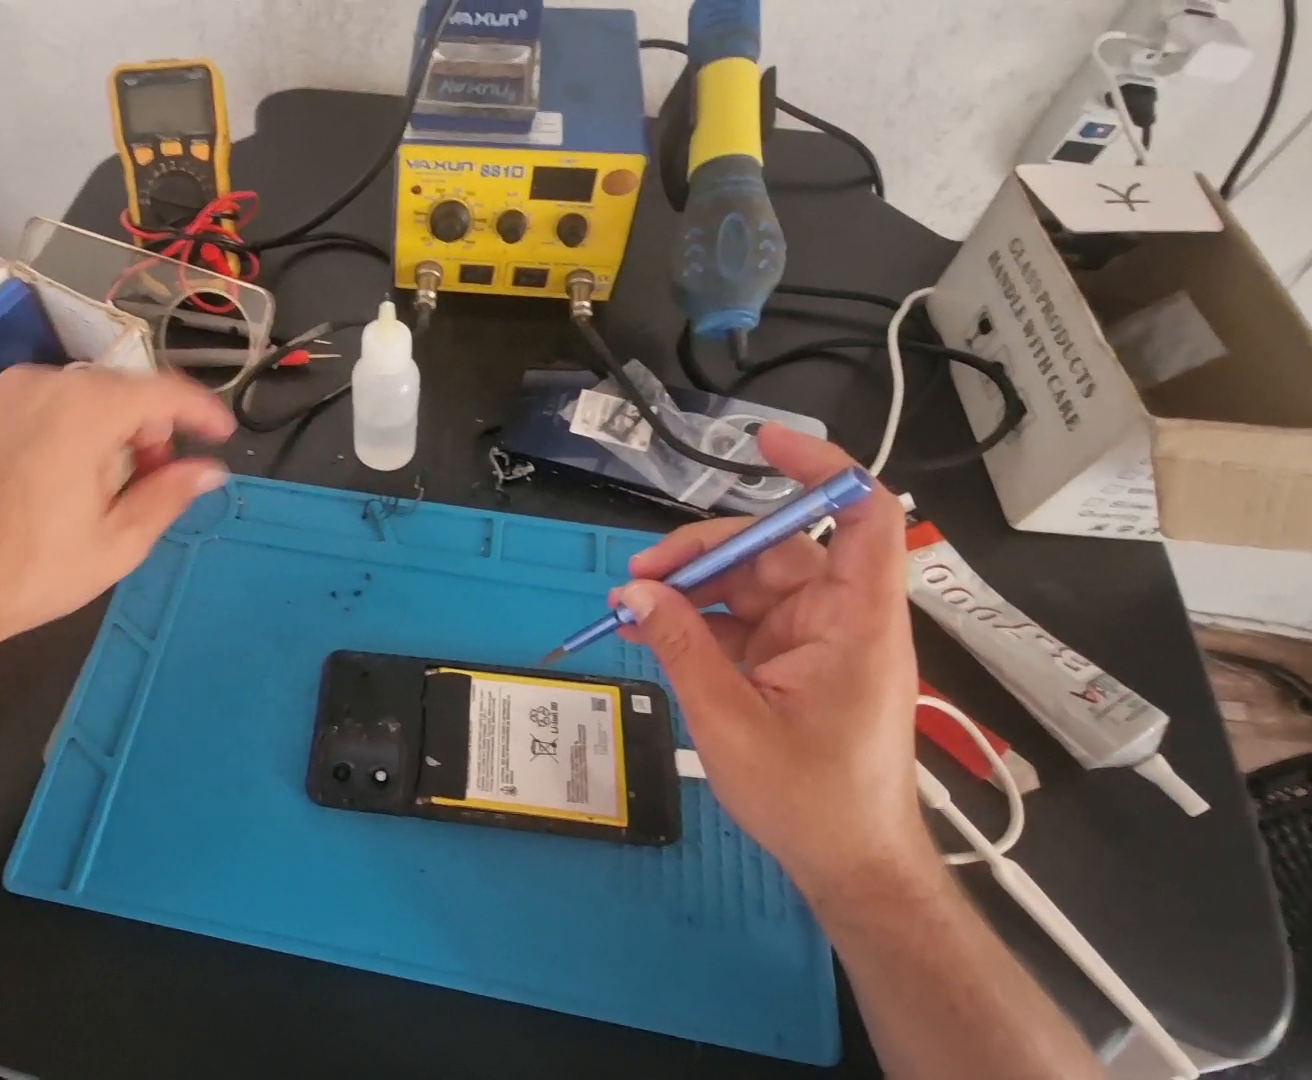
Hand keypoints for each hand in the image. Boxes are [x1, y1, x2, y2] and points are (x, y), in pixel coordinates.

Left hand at [0, 365, 234, 675]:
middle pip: (116, 390)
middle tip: (152, 475)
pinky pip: (27, 408)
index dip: (201, 412)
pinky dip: (56, 430)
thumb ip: (169, 496)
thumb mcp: (117, 544)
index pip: (163, 392)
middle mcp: (37, 384)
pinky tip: (49, 479)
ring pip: (70, 396)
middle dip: (147, 427)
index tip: (220, 434)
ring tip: (99, 483)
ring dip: (101, 428)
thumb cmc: (30, 572)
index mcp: (84, 409)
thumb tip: (211, 471)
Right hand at [615, 427, 933, 902]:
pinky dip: (694, 622)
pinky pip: (737, 620)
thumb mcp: (728, 719)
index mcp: (852, 621)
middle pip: (773, 549)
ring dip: (688, 589)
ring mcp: (811, 638)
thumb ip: (681, 646)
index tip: (763, 444)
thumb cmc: (807, 797)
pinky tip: (651, 632)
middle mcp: (837, 616)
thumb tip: (633, 593)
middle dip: (701, 554)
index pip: (860, 516)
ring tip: (631, 610)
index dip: (821, 468)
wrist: (847, 864)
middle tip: (637, 579)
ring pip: (746, 583)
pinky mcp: (789, 660)